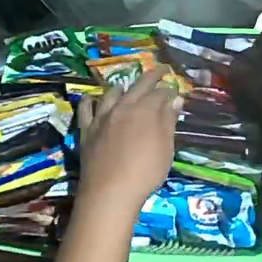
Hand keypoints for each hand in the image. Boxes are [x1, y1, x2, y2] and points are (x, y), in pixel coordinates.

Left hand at [76, 72, 179, 208]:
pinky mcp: (87, 129)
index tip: (176, 91)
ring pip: (112, 93)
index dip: (170, 90)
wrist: (110, 191)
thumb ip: (168, 121)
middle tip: (160, 70)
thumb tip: (175, 98)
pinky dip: (90, 100)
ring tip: (128, 86)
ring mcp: (102, 116)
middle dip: (151, 76)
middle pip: (138, 86)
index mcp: (146, 109)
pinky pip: (86, 108)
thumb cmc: (145, 172)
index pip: (161, 92)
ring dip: (123, 87)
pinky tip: (92, 98)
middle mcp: (123, 106)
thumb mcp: (165, 148)